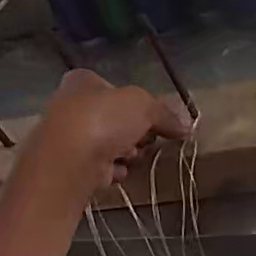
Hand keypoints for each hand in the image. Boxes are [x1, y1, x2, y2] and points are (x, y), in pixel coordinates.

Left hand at [17, 69, 193, 207]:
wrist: (69, 160)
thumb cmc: (103, 120)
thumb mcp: (143, 106)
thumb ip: (165, 114)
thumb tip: (186, 126)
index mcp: (84, 82)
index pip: (118, 92)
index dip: (139, 107)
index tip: (154, 122)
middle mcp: (72, 105)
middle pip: (116, 121)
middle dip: (134, 134)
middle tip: (141, 141)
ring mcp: (70, 137)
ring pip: (110, 145)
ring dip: (126, 154)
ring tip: (128, 158)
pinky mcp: (71, 165)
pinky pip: (102, 167)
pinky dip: (113, 171)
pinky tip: (116, 173)